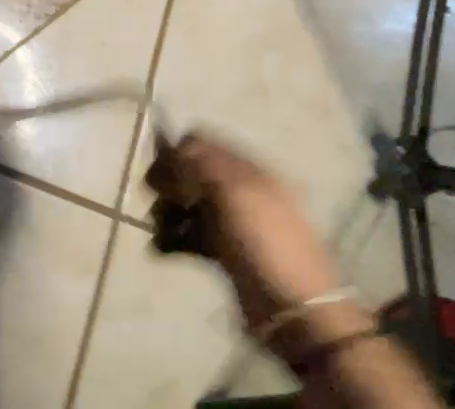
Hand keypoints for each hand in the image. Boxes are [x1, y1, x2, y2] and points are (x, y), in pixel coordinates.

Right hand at [170, 134, 368, 349]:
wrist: (295, 311)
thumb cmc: (266, 243)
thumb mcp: (234, 192)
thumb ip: (201, 162)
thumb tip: (173, 145)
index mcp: (251, 172)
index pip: (203, 144)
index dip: (176, 152)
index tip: (160, 172)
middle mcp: (242, 192)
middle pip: (190, 174)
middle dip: (168, 186)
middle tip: (159, 201)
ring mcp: (234, 224)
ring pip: (187, 205)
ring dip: (167, 214)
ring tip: (159, 230)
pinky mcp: (224, 253)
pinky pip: (190, 236)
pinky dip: (172, 239)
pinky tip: (161, 249)